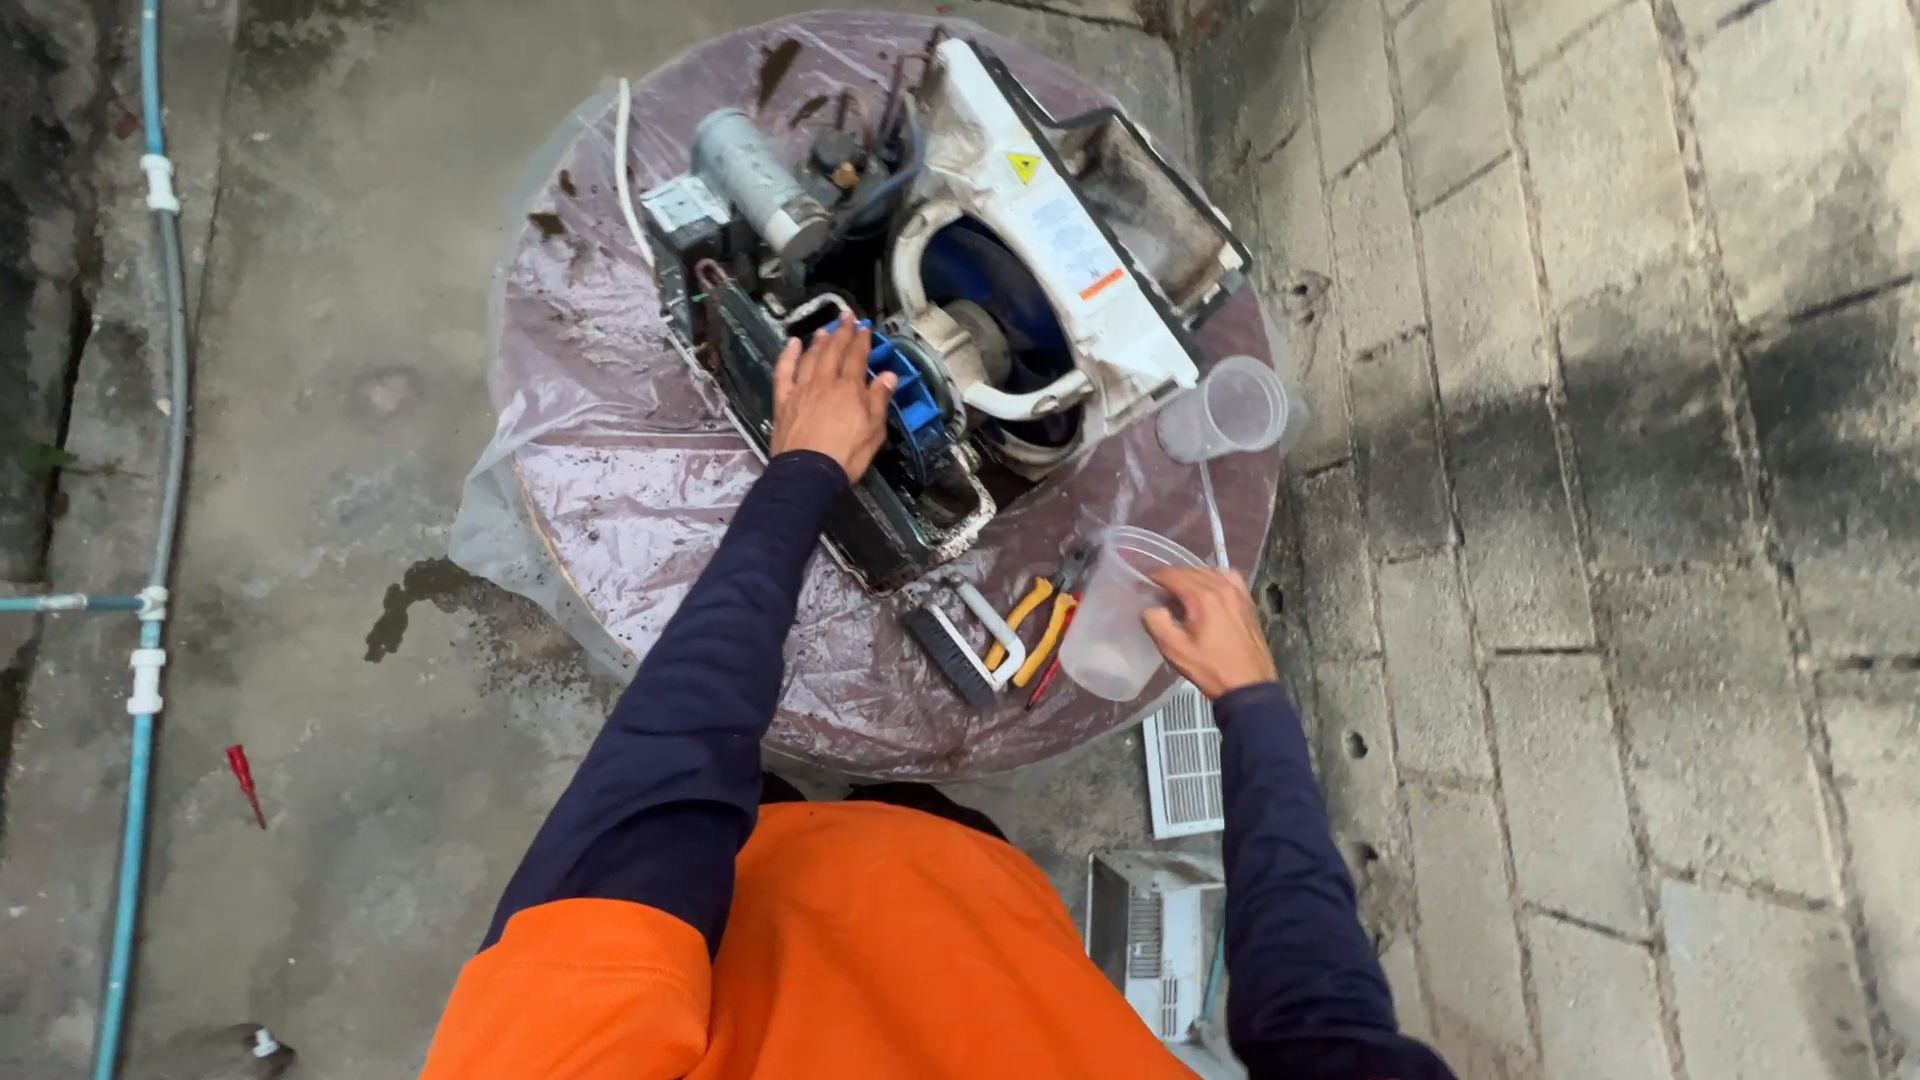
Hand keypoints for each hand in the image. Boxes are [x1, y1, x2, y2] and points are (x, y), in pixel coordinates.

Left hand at [769, 320, 897, 481]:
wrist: (809, 472)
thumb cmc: (846, 455)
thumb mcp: (874, 430)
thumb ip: (879, 400)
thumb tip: (889, 375)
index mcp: (849, 388)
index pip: (857, 357)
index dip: (862, 340)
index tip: (865, 327)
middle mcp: (825, 382)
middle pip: (833, 351)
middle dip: (841, 332)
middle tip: (846, 317)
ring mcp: (801, 389)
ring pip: (811, 357)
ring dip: (819, 341)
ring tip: (825, 330)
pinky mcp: (783, 401)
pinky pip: (784, 372)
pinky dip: (788, 356)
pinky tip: (793, 344)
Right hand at [1142, 566, 1277, 699]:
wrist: (1248, 685)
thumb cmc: (1209, 668)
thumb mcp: (1173, 649)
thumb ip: (1155, 622)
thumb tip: (1151, 607)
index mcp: (1201, 597)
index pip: (1172, 574)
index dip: (1154, 577)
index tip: (1144, 586)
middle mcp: (1221, 587)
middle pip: (1189, 570)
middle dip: (1171, 578)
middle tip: (1159, 594)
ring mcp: (1238, 592)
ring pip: (1208, 571)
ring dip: (1191, 577)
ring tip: (1181, 593)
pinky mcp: (1247, 600)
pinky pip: (1228, 577)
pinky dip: (1214, 578)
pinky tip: (1209, 591)